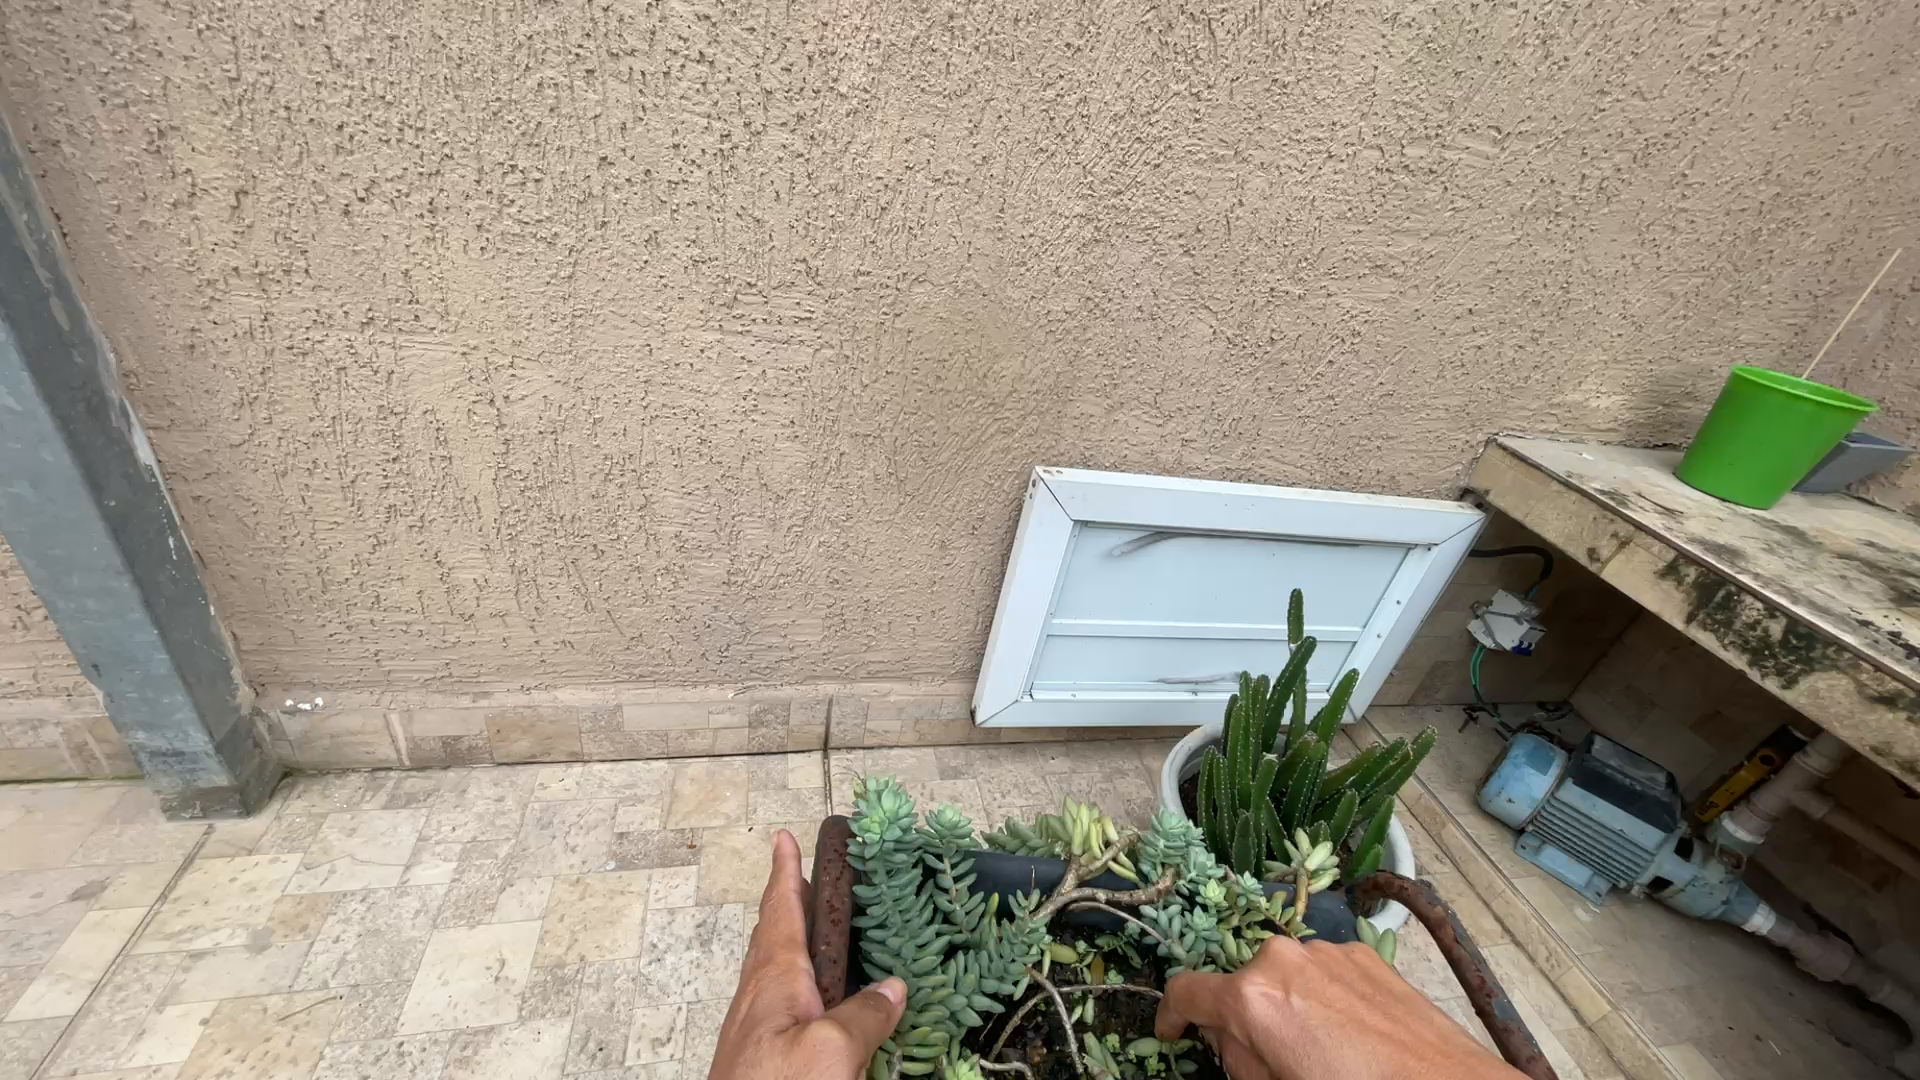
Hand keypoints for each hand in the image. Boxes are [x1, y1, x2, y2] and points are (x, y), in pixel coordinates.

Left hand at [709, 829, 906, 1079]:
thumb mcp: (832, 1054)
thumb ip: (865, 1016)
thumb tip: (894, 987)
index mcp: (775, 978)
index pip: (780, 908)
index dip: (784, 871)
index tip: (783, 837)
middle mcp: (760, 995)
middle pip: (771, 932)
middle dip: (786, 899)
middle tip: (805, 874)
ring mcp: (756, 1030)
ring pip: (772, 966)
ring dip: (788, 935)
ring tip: (816, 926)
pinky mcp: (760, 1059)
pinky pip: (780, 999)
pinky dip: (797, 975)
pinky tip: (815, 999)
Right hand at [1155, 934, 1524, 1079]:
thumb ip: (1244, 1065)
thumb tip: (1234, 1043)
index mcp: (1254, 999)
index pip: (1187, 991)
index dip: (1171, 1014)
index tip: (1170, 1035)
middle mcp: (1280, 958)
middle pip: (1239, 985)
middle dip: (1243, 1022)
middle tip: (1271, 1065)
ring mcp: (1324, 950)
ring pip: (1282, 976)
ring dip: (1285, 1008)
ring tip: (1324, 1054)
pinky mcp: (1363, 953)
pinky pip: (1322, 971)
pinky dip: (1322, 998)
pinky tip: (1356, 1037)